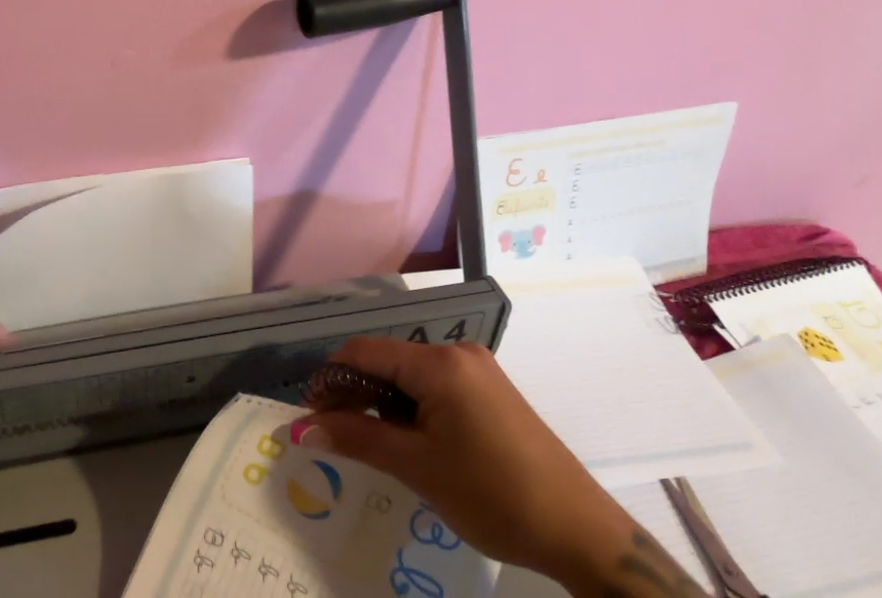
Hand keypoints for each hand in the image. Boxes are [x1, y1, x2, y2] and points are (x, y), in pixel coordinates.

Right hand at [305, 337, 638, 586]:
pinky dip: (413, 409)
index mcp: (439, 362)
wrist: (578, 529)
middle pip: (388, 360)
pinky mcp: (492, 392)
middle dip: (356, 394)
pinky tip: (411, 444)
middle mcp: (459, 353)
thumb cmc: (491, 493)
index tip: (310, 416)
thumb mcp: (416, 467)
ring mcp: (480, 371)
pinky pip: (437, 388)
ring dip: (384, 404)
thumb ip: (356, 438)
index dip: (330, 379)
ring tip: (374, 447)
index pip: (364, 351)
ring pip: (411, 376)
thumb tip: (302, 428)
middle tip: (335, 436)